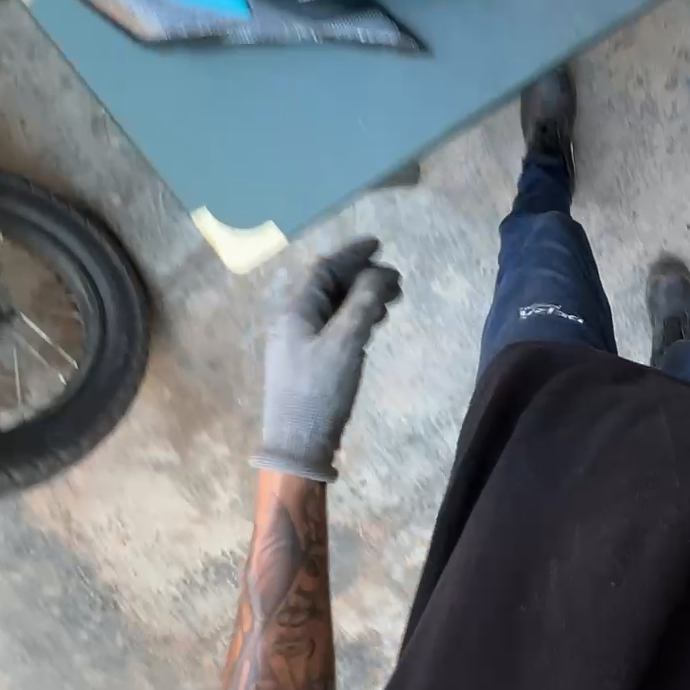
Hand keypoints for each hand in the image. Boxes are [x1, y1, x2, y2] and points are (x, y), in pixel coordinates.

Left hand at [254, 238, 401, 482]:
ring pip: (334, 307)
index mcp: (296, 312)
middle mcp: (294, 322)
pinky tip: (373, 323)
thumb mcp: (345, 343)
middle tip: (396, 279)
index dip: (351, 254)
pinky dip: (357, 317)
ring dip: (362, 297)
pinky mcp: (311, 362)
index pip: (324, 270)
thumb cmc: (320, 391)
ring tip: (391, 299)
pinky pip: (335, 326)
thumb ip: (363, 303)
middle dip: (362, 276)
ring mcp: (301, 343)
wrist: (298, 445)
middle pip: (328, 286)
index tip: (378, 244)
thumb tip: (380, 273)